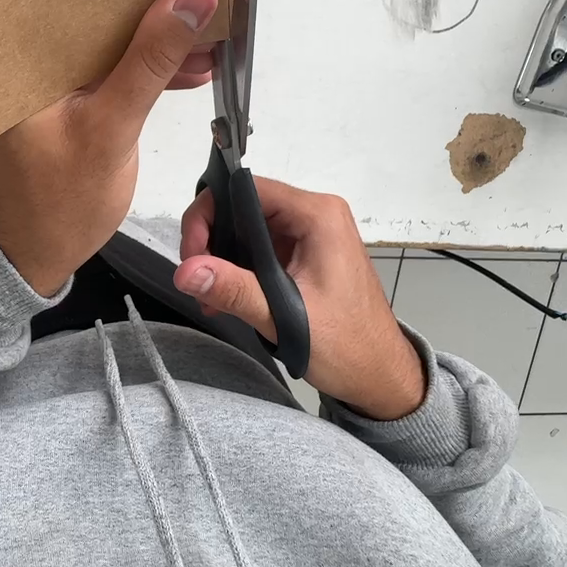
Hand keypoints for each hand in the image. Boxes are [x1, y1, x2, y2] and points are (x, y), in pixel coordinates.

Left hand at [0, 0, 218, 295]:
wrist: (39, 253)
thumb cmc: (60, 202)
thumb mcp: (111, 126)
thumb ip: (150, 61)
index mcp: (18, 60)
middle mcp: (27, 63)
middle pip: (93, 14)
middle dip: (148, 4)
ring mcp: (50, 82)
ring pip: (110, 42)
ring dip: (156, 41)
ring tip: (206, 35)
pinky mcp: (69, 100)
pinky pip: (112, 70)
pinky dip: (147, 69)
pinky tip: (189, 67)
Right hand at [174, 177, 424, 419]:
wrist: (382, 378)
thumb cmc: (346, 347)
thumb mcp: (284, 316)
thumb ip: (233, 289)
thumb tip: (184, 271)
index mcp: (317, 215)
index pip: (245, 189)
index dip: (209, 215)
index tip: (192, 256)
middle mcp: (315, 214)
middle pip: (242, 206)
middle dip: (211, 241)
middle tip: (197, 282)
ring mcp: (310, 233)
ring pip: (246, 228)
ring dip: (221, 259)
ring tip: (210, 297)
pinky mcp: (305, 252)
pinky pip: (259, 247)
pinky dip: (237, 269)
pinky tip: (225, 299)